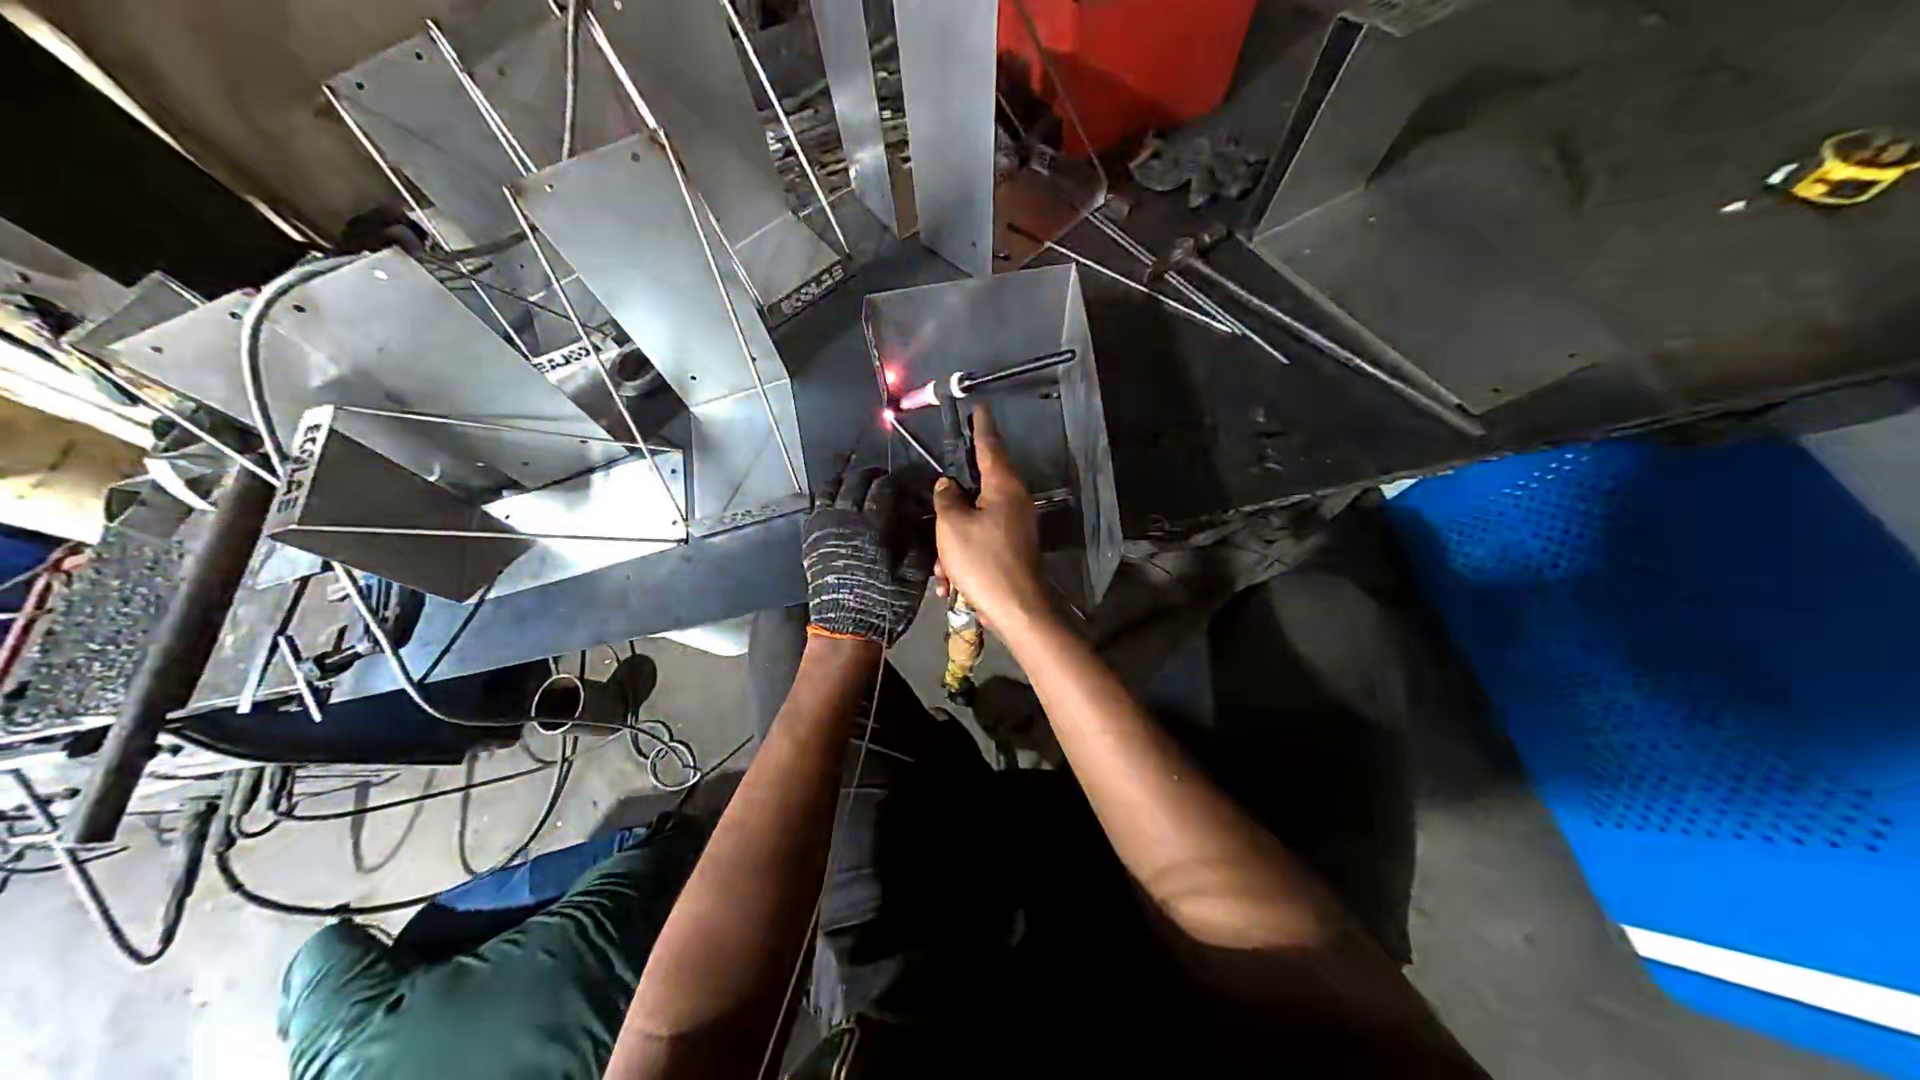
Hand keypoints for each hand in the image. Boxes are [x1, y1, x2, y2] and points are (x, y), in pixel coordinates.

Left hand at [802, 463, 932, 645]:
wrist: (845, 628)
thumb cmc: (884, 603)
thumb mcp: (914, 575)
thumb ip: (921, 543)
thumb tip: (926, 519)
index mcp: (873, 526)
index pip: (884, 488)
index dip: (897, 481)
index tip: (907, 483)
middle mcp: (845, 520)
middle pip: (856, 481)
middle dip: (872, 475)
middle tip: (884, 479)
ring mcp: (823, 528)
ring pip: (830, 488)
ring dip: (846, 480)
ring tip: (858, 483)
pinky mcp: (811, 539)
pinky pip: (816, 506)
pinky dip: (828, 497)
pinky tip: (837, 501)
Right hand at [931, 405, 1048, 626]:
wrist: (1016, 609)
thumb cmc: (983, 561)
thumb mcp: (952, 526)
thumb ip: (946, 499)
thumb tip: (948, 485)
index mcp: (1004, 487)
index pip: (990, 446)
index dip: (980, 427)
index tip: (979, 408)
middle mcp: (1014, 501)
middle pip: (977, 488)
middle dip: (951, 509)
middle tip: (938, 519)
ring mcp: (1015, 526)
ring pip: (974, 522)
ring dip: (952, 544)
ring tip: (942, 570)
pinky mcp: (1012, 549)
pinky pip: (980, 543)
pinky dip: (963, 559)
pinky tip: (951, 584)